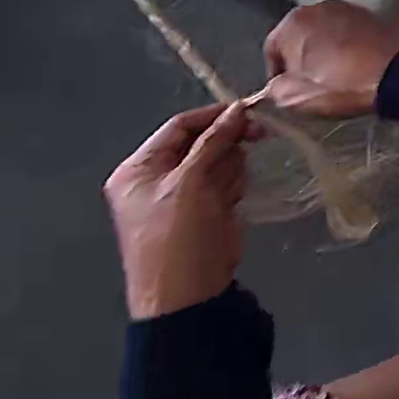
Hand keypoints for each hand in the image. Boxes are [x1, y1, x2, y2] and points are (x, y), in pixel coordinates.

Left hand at [104, 103, 254, 319]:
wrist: (188, 289)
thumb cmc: (176, 234)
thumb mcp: (189, 182)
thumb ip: (214, 142)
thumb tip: (238, 109)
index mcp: (139, 168)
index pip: (179, 127)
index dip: (214, 116)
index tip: (251, 110)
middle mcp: (160, 175)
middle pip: (204, 140)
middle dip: (227, 144)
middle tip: (258, 136)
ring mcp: (185, 191)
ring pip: (222, 158)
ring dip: (231, 169)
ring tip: (225, 193)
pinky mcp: (207, 204)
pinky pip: (229, 178)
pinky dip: (234, 185)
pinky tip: (229, 202)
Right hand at [263, 0, 398, 116]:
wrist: (394, 76)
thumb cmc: (340, 85)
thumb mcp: (293, 98)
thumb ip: (273, 89)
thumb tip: (274, 86)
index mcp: (293, 22)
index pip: (272, 49)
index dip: (277, 73)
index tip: (286, 89)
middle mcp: (319, 7)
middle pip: (300, 37)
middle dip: (302, 59)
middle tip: (311, 83)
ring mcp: (349, 9)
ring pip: (326, 33)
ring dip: (327, 50)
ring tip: (335, 75)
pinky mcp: (372, 16)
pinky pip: (350, 33)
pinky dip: (349, 46)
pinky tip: (355, 64)